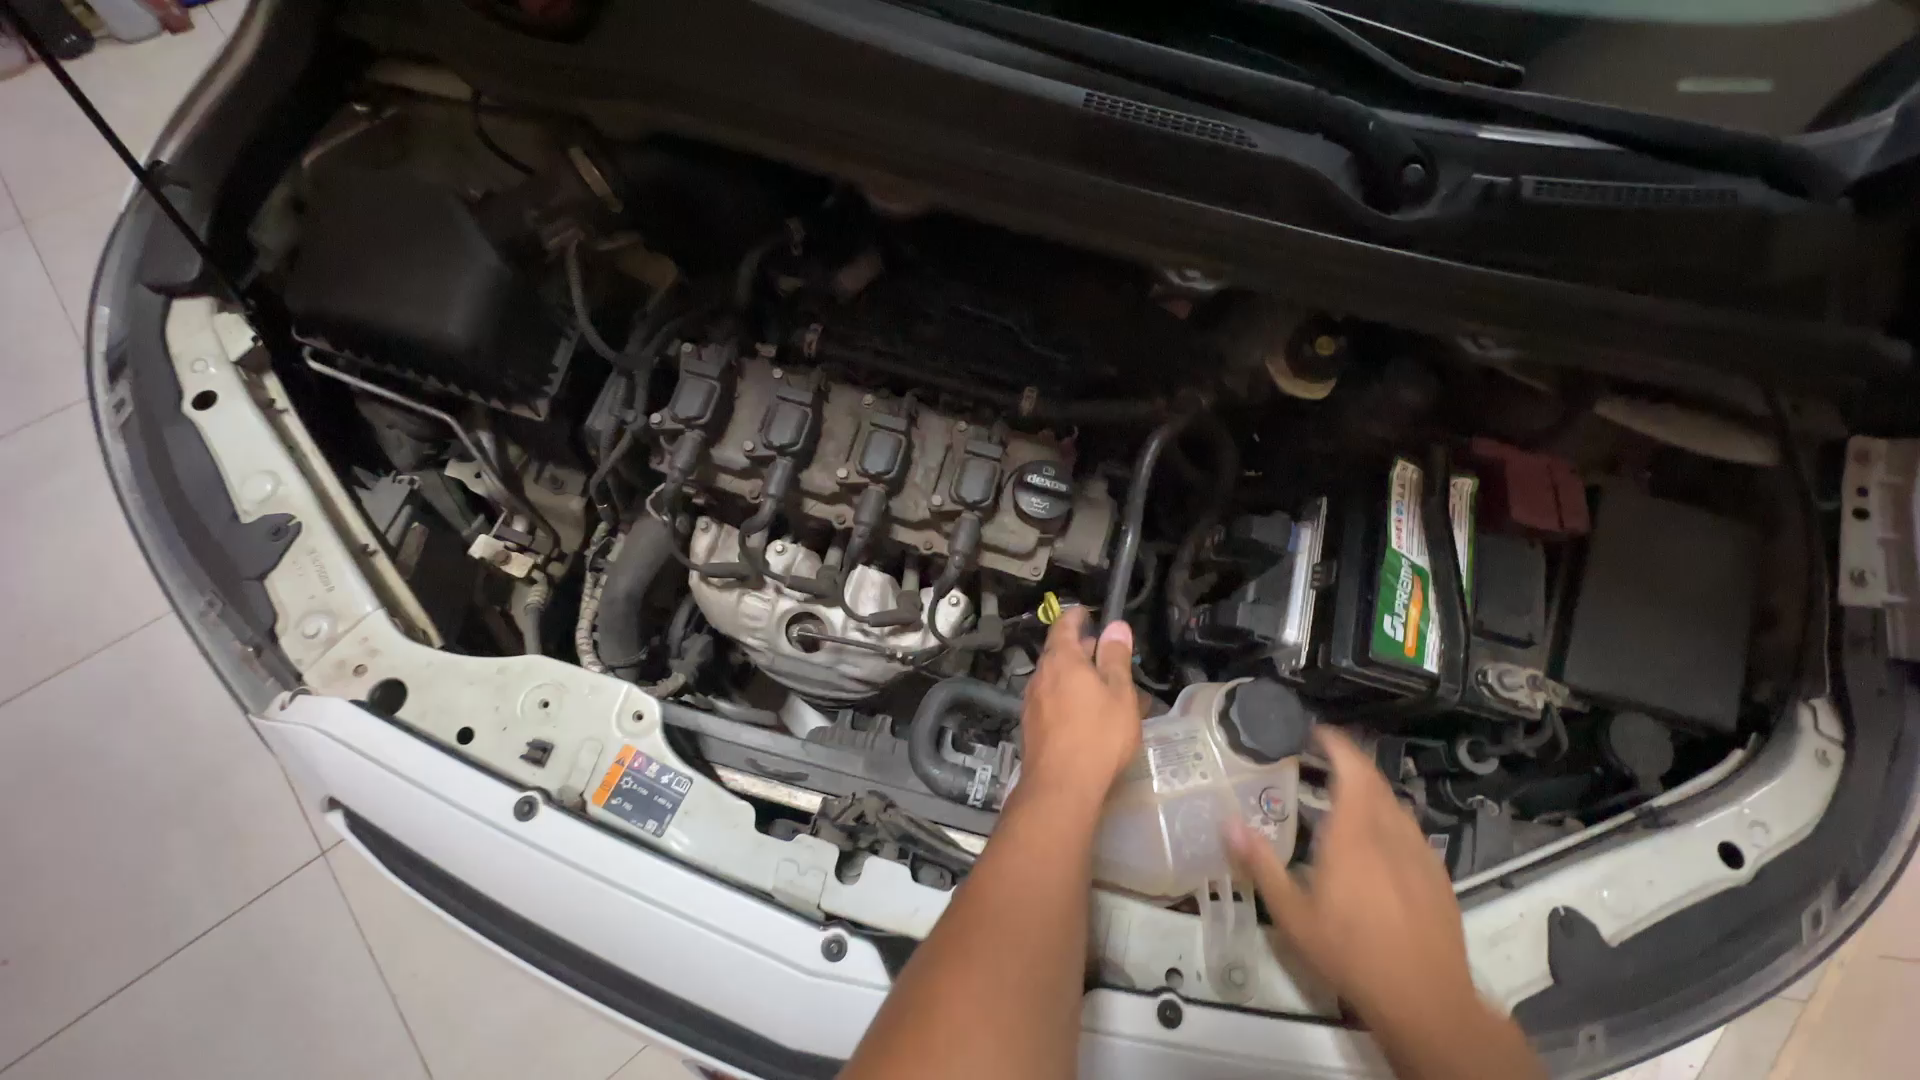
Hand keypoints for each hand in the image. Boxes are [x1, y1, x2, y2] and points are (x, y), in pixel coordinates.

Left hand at [1018, 607, 1141, 803]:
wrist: (1060, 786)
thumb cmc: (1098, 735)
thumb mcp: (1119, 694)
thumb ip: (1116, 658)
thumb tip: (1116, 626)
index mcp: (1061, 660)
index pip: (1064, 626)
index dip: (1077, 617)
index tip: (1088, 613)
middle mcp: (1040, 675)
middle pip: (1058, 652)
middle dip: (1080, 648)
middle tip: (1103, 651)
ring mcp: (1032, 702)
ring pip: (1055, 678)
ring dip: (1074, 675)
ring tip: (1100, 684)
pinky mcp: (1031, 726)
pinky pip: (1051, 699)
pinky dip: (1067, 696)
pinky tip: (1084, 713)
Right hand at [1225, 725, 1473, 1023]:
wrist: (1425, 999)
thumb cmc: (1349, 952)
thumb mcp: (1291, 913)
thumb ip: (1259, 863)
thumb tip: (1227, 822)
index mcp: (1353, 834)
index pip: (1352, 770)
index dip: (1337, 744)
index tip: (1317, 732)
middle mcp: (1390, 833)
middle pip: (1375, 782)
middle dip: (1350, 764)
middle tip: (1322, 761)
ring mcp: (1420, 854)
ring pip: (1396, 806)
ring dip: (1371, 793)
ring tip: (1345, 800)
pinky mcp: (1438, 876)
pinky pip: (1411, 833)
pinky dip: (1390, 822)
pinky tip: (1377, 846)